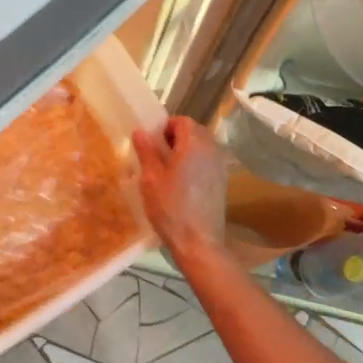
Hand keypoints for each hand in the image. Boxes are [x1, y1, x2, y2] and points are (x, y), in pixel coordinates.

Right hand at [134, 116, 227, 258]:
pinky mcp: (221, 182)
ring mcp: (219, 166)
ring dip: (185, 153)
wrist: (198, 242)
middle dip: (175, 139)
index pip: (181, 121)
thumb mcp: (151, 179)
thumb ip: (147, 151)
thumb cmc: (171, 208)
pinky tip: (181, 185)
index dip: (164, 128)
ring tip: (167, 173)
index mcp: (194, 143)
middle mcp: (211, 149)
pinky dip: (194, 166)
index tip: (151, 144)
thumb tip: (141, 131)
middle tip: (156, 158)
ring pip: (201, 148)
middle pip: (193, 132)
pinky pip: (206, 163)